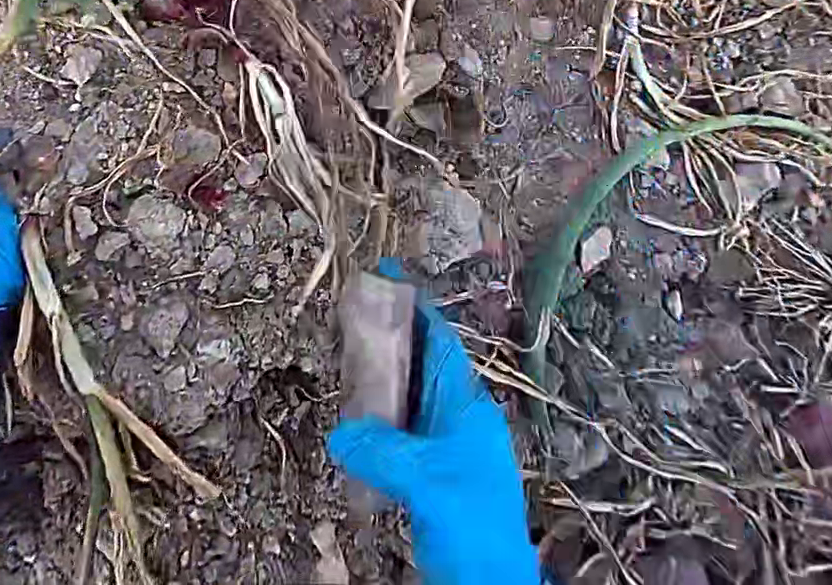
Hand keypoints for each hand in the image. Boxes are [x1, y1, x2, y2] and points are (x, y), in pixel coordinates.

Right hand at [328, 275, 537, 584]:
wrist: (489, 582)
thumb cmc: (472, 524)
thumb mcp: (429, 482)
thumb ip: (385, 453)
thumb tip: (342, 430)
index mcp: (466, 404)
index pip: (439, 341)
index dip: (416, 307)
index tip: (390, 277)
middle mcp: (456, 415)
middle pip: (421, 363)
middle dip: (392, 338)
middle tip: (356, 318)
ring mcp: (444, 443)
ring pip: (409, 395)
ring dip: (383, 378)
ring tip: (349, 359)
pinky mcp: (430, 470)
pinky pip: (401, 429)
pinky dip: (380, 418)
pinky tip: (358, 419)